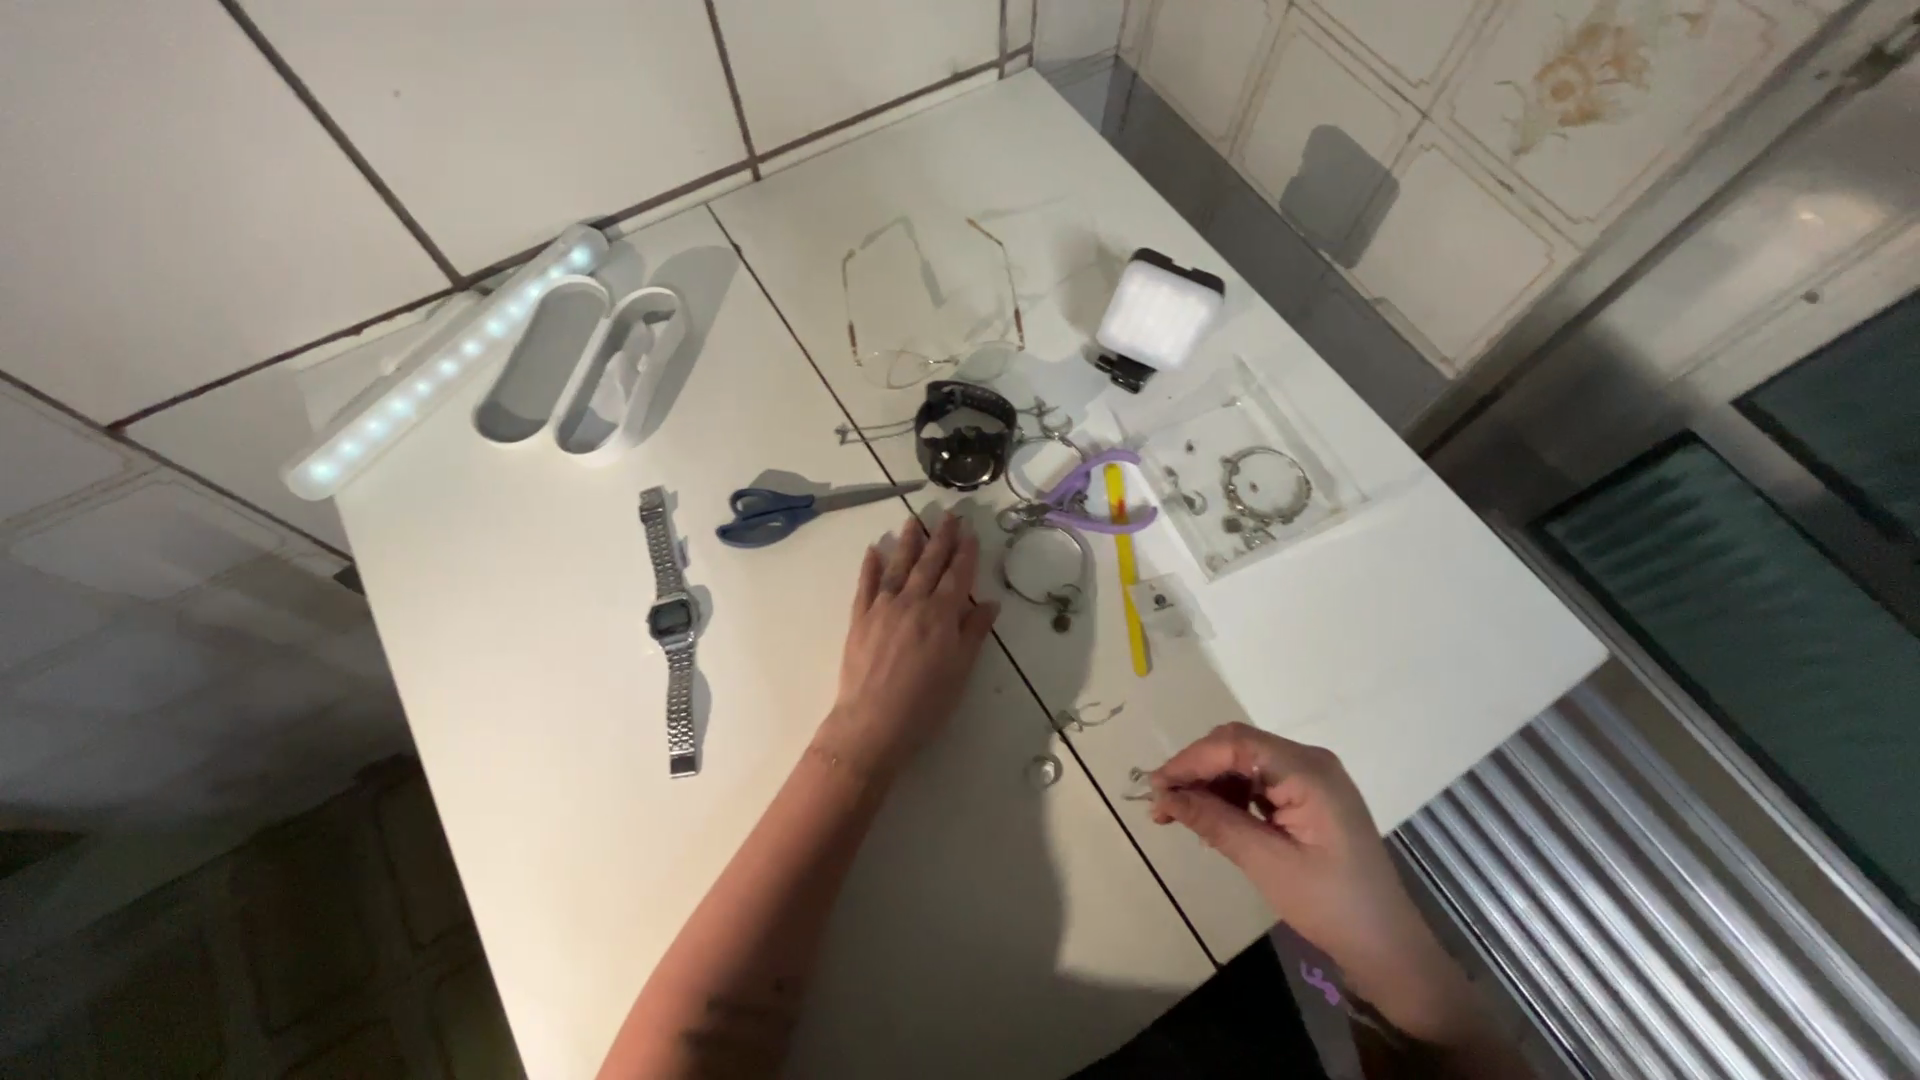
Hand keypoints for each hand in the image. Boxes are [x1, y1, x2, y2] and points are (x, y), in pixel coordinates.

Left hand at [818, 512, 998, 775]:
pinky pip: (866, 585)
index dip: (966, 552)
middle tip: (949, 515)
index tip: (971, 531)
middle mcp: (913, 602)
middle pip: (930, 564)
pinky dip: (870, 566)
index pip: (959, 576)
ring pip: (898, 566)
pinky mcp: (859, 619)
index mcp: (942, 615)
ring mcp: (883, 608)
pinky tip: (874, 550)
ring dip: (908, 542)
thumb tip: (989, 603)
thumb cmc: (925, 704)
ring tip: (914, 520)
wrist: (873, 724)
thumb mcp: (960, 671)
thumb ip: (973, 633)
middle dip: (941, 538)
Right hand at [1149, 724, 1461, 1024]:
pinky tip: (1210, 818)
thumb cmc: (1331, 904)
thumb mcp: (1267, 863)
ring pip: (1243, 762)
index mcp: (1308, 771)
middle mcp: (1309, 761)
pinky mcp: (1308, 795)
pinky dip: (1229, 795)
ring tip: (1178, 815)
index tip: (1155, 788)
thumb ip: (1214, 822)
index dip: (1190, 760)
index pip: (1235, 744)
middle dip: (1195, 770)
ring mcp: (1311, 777)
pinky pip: (1258, 780)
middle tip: (1161, 804)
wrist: (1386, 943)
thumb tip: (1164, 797)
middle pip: (1237, 746)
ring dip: (1209, 783)